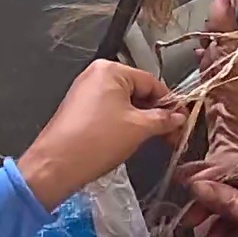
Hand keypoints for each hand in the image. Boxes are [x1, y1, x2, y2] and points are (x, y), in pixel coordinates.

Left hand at [18, 60, 186, 209]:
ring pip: (125, 102)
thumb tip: (179, 117)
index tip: (181, 122)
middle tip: (170, 135)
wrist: (55, 166)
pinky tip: (131, 139)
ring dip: (141, 120)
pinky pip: (110, 110)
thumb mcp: (138, 128)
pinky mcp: (80, 108)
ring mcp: (86, 91)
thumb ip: (163, 119)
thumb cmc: (97, 140)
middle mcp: (96, 74)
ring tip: (153, 139)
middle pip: (138, 90)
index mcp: (110, 70)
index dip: (169, 103)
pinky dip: (124, 123)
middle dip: (155, 113)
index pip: (151, 82)